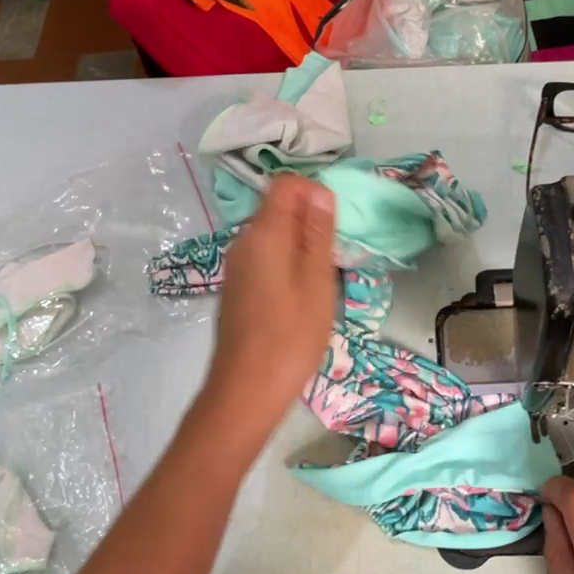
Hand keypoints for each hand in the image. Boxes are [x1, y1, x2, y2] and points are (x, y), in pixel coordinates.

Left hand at [202, 174, 338, 430]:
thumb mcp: (316, 281)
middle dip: (310, 223)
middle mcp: (243, 242)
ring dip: (300, 247)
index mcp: (263, 233)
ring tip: (322, 282)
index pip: (286, 184)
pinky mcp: (237, 289)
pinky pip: (265, 260)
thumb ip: (318, 234)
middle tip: (335, 258)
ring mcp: (236, 266)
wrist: (246, 389)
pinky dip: (286, 266)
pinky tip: (301, 299)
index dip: (315, 193)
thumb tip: (320, 192)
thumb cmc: (290, 336)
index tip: (337, 225)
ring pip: (273, 237)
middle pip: (278, 210)